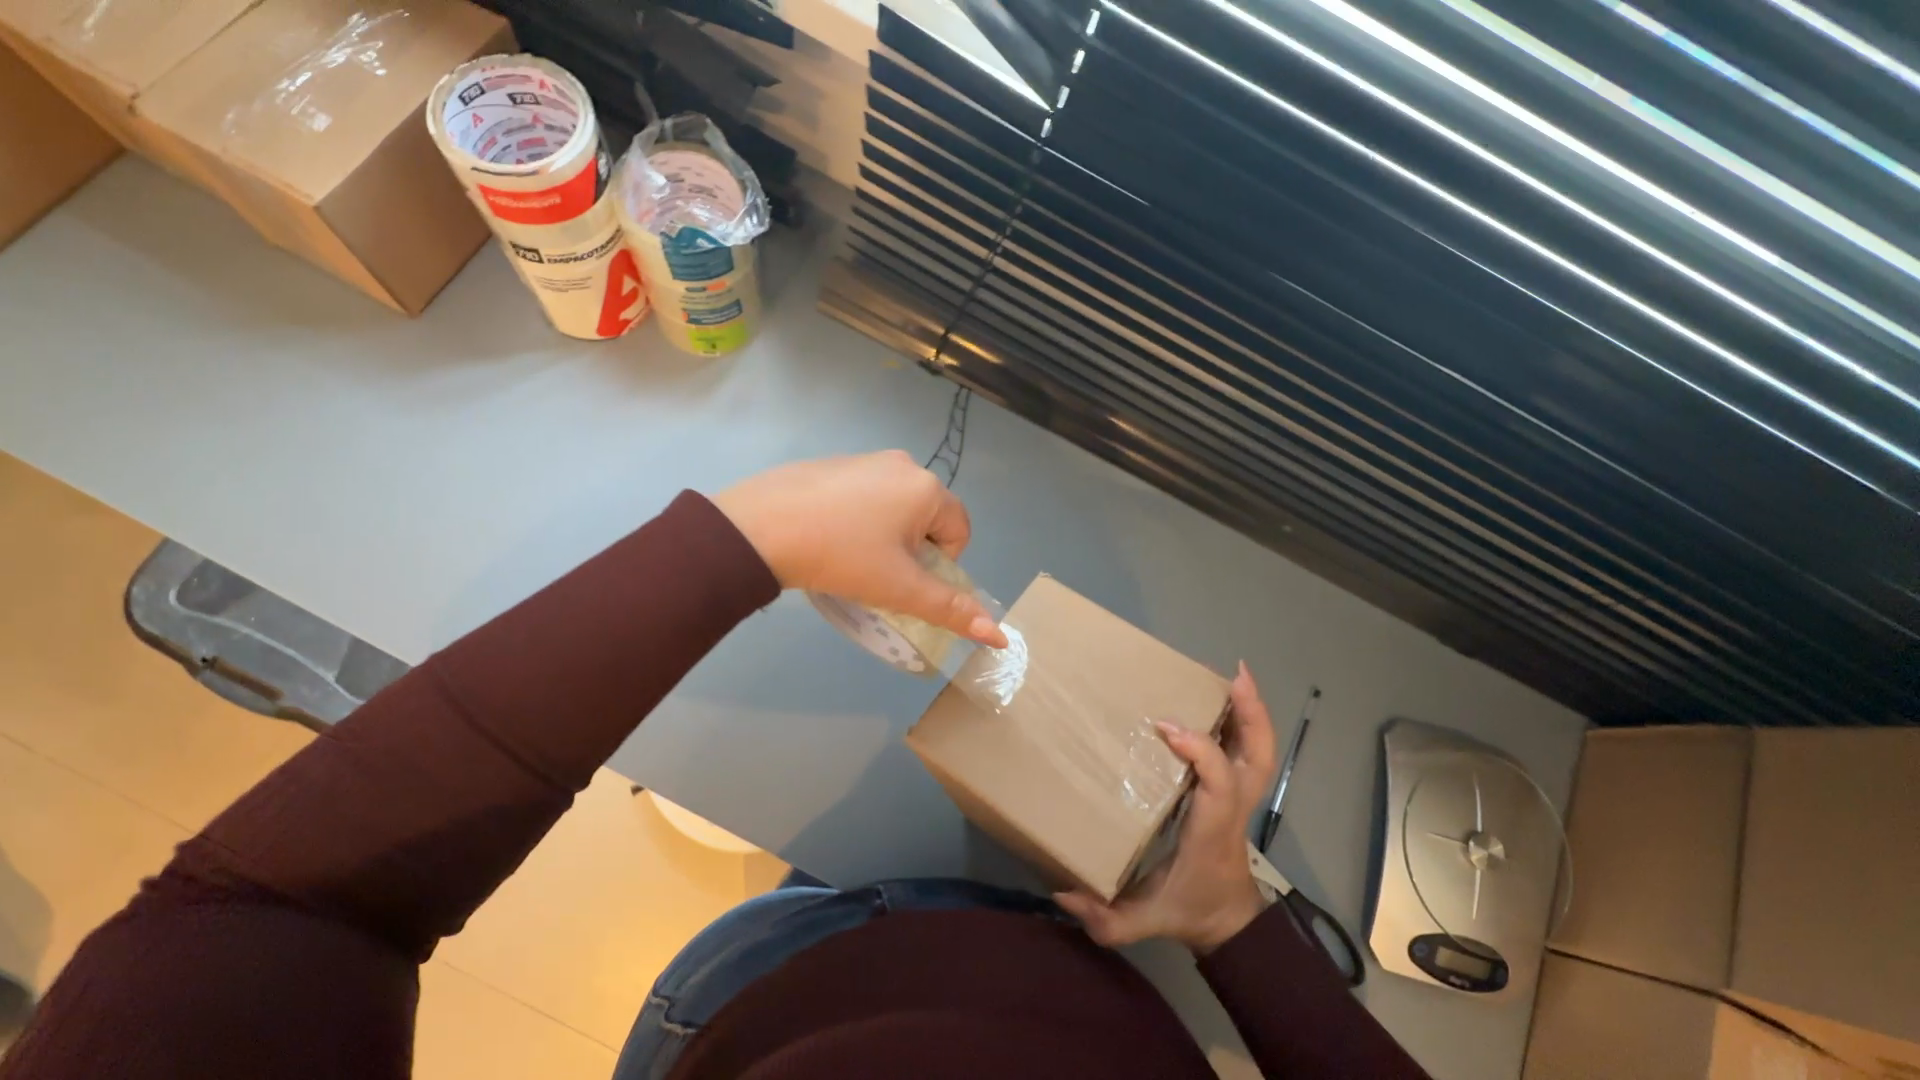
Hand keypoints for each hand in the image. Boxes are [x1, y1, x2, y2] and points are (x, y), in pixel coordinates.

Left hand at [711, 451, 1007, 646]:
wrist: (761, 528)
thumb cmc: (841, 557)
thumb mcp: (900, 589)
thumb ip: (950, 610)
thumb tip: (1000, 637)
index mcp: (927, 488)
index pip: (959, 532)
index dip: (940, 565)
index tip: (903, 580)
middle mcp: (903, 464)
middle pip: (928, 517)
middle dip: (912, 549)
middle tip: (876, 572)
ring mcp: (864, 459)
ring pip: (894, 507)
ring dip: (885, 535)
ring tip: (849, 556)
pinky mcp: (832, 463)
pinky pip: (863, 495)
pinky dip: (856, 518)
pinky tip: (826, 536)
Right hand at [1055, 662, 1278, 953]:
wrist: (1228, 924)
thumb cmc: (1186, 912)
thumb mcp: (1141, 922)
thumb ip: (1103, 918)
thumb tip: (1062, 892)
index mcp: (1212, 830)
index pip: (1219, 784)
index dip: (1200, 751)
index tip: (1165, 727)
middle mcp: (1233, 809)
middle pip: (1257, 758)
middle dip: (1252, 715)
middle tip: (1234, 676)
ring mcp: (1240, 802)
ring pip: (1260, 753)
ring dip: (1253, 713)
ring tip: (1236, 676)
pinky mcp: (1235, 796)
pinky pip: (1247, 756)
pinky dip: (1244, 725)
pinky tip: (1226, 702)